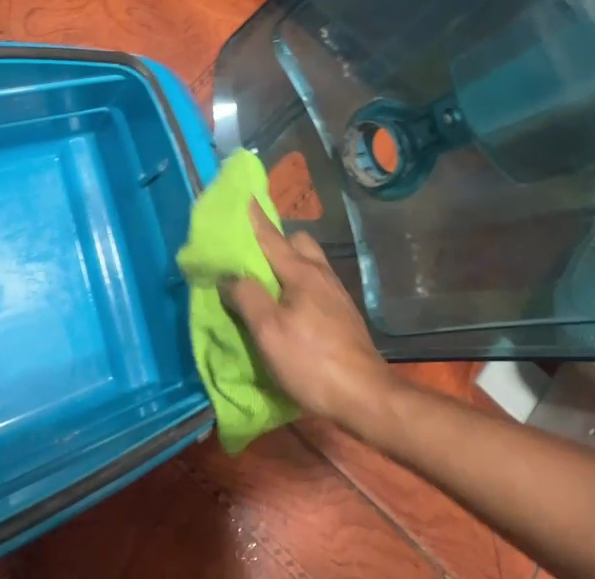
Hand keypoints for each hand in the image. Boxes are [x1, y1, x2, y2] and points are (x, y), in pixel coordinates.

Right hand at [221, 205, 403, 434]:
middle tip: (249, 260)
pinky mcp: (342, 314)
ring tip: (264, 286)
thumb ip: (246, 297)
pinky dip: (297, 285)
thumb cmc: (312, 360)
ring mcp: (335, 294)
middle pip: (297, 243)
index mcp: (301, 272)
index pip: (271, 236)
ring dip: (286, 265)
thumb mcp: (268, 331)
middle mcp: (321, 274)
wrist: (365, 395)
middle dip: (274, 242)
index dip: (253, 218)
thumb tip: (229, 276)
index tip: (241, 198)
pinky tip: (288, 309)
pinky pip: (315, 284)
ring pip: (308, 264)